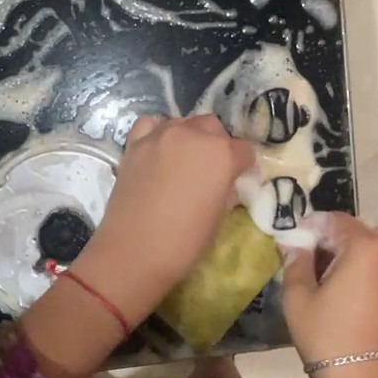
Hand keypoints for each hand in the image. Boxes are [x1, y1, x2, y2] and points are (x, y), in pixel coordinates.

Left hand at [70, 114, 254, 321]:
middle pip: (213, 128)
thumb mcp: (219, 218)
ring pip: (184, 123)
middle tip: (211, 172)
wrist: (133, 253)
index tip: (238, 181)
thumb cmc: (183, 243)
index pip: (244, 151)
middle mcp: (192, 135)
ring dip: (190, 137)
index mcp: (221, 154)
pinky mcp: (134, 145)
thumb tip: (224, 183)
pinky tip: (160, 151)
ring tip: (184, 162)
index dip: (244, 167)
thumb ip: (226, 190)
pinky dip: (159, 132)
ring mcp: (160, 136)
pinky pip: (151, 125)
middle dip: (218, 146)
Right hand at [281, 212, 377, 377]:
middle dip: (330, 240)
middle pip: (356, 231)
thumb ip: (295, 260)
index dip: (310, 227)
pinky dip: (362, 270)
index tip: (292, 243)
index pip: (334, 220)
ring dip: (347, 254)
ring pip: (370, 249)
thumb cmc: (325, 335)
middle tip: (305, 261)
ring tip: (323, 278)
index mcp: (364, 246)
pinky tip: (343, 292)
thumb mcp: (298, 296)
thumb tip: (294, 243)